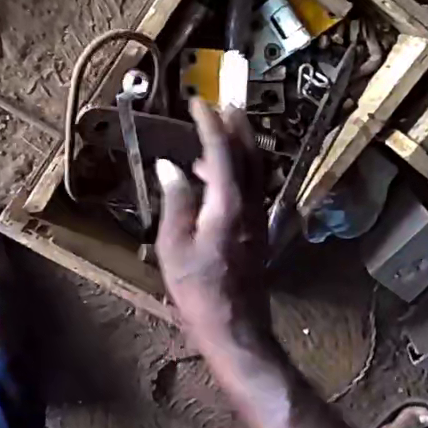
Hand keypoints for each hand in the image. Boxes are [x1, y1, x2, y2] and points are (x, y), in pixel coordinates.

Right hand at [154, 100, 276, 369]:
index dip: (209, 123)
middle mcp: (250, 203)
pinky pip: (252, 184)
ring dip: (240, 144)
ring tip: (216, 133)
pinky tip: (215, 175)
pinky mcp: (258, 227)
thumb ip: (175, 200)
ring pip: (255, 167)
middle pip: (249, 152)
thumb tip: (169, 167)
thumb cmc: (198, 289)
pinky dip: (239, 168)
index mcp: (228, 203)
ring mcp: (258, 215)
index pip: (221, 151)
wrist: (234, 324)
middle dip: (238, 125)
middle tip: (225, 103)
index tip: (198, 103)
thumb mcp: (173, 245)